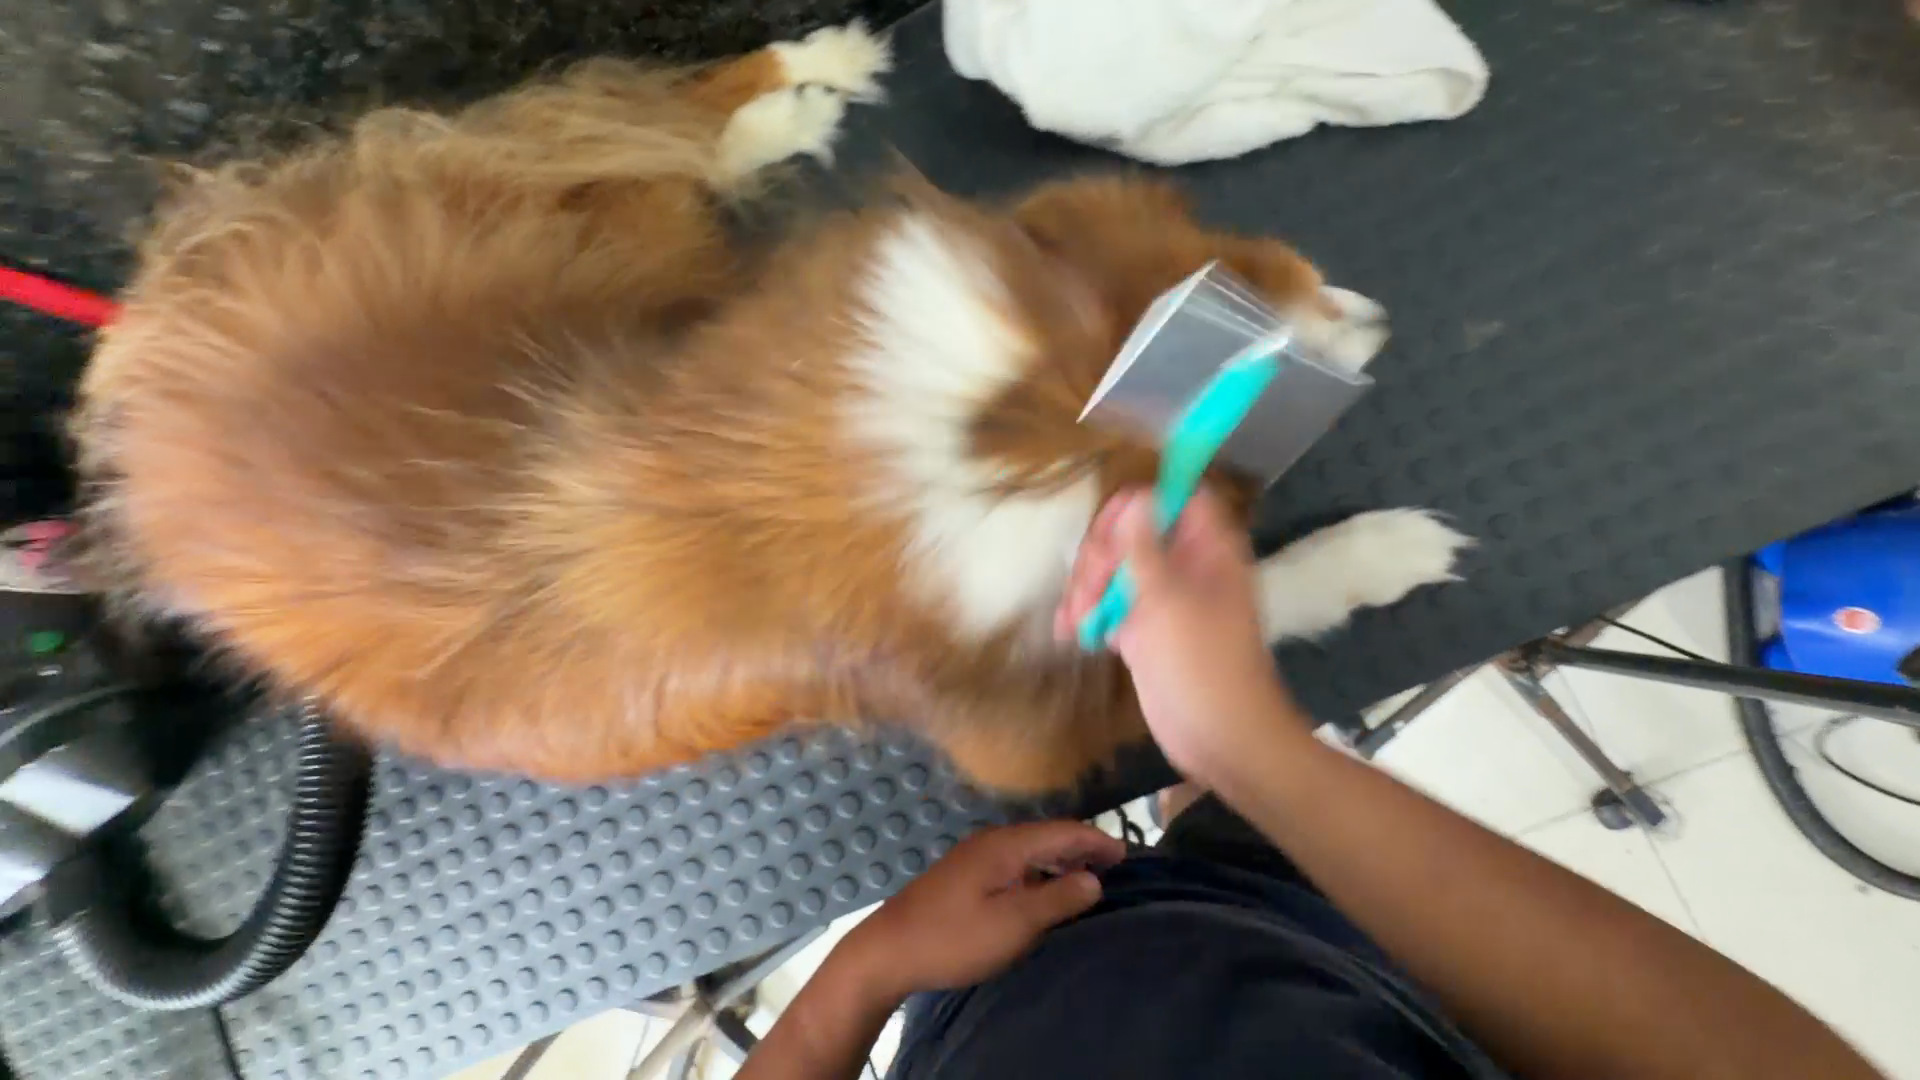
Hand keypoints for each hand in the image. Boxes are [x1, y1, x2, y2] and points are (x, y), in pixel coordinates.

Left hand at [836, 822, 1124, 1000]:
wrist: (889, 950)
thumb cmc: (954, 937)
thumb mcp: (1013, 923)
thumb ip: (1057, 899)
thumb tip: (1094, 877)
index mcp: (1006, 845)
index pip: (1062, 831)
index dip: (1097, 840)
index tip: (1128, 853)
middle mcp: (993, 841)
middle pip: (1047, 836)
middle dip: (1082, 847)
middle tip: (1117, 866)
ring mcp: (976, 857)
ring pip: (1030, 850)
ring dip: (1061, 860)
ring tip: (1090, 877)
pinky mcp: (967, 875)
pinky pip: (1016, 863)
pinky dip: (1040, 871)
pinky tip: (1047, 891)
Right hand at [1055, 488, 1308, 785]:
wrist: (1220, 738)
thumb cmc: (1201, 665)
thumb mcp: (1167, 599)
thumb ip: (1144, 547)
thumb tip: (1133, 498)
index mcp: (1207, 549)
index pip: (1175, 497)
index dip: (1139, 504)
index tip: (1108, 533)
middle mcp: (1185, 566)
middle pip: (1132, 533)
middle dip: (1100, 556)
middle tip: (1086, 590)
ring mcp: (1163, 599)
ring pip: (1115, 570)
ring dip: (1086, 589)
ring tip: (1073, 621)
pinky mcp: (1145, 630)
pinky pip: (1110, 606)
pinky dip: (1089, 615)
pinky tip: (1070, 631)